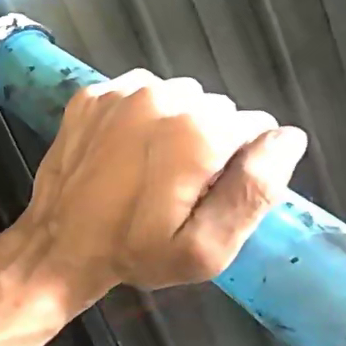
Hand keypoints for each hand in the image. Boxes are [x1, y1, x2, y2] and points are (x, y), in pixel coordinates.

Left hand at [13, 69, 305, 306]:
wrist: (58, 245)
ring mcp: (119, 93)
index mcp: (197, 131)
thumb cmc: (134, 253)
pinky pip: (135, 93)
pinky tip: (122, 150)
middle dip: (208, 142)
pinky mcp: (90, 96)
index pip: (254, 127)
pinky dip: (136, 116)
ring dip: (172, 125)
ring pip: (176, 97)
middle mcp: (160, 97)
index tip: (208, 193)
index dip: (239, 163)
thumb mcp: (207, 247)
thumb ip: (256, 190)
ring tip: (148, 169)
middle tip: (177, 186)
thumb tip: (288, 138)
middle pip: (214, 109)